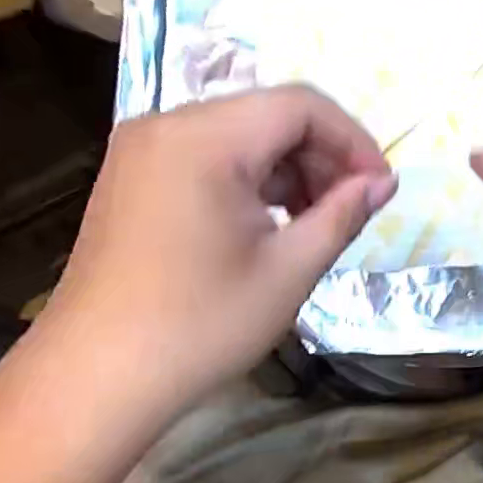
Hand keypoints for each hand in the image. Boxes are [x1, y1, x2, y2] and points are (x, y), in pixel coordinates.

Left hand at [34, 86, 394, 424]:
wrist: (99, 376)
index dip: (353, 140)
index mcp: (204, 139)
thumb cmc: (202, 325)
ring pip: (239, 137)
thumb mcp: (290, 270)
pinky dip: (251, 183)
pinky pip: (207, 159)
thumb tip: (383, 182)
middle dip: (321, 157)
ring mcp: (142, 151)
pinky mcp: (132, 178)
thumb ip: (343, 215)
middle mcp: (166, 125)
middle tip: (352, 211)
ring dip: (289, 172)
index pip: (300, 106)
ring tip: (316, 224)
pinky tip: (270, 226)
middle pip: (267, 116)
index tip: (381, 187)